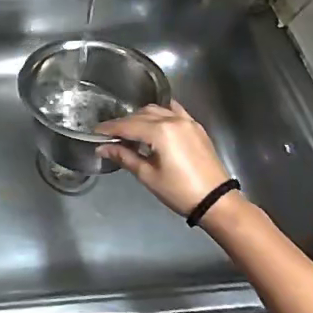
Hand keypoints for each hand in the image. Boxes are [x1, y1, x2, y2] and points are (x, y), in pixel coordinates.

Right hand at [95, 100, 235, 219]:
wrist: (216, 200)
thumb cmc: (179, 191)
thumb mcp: (148, 175)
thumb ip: (125, 157)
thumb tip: (103, 148)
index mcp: (160, 131)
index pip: (128, 125)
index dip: (109, 128)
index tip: (96, 132)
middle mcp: (173, 120)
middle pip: (141, 115)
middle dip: (124, 123)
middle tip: (110, 135)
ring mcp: (187, 121)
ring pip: (157, 111)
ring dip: (141, 117)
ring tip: (130, 131)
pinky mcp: (196, 127)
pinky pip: (174, 112)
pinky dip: (161, 114)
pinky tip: (154, 123)